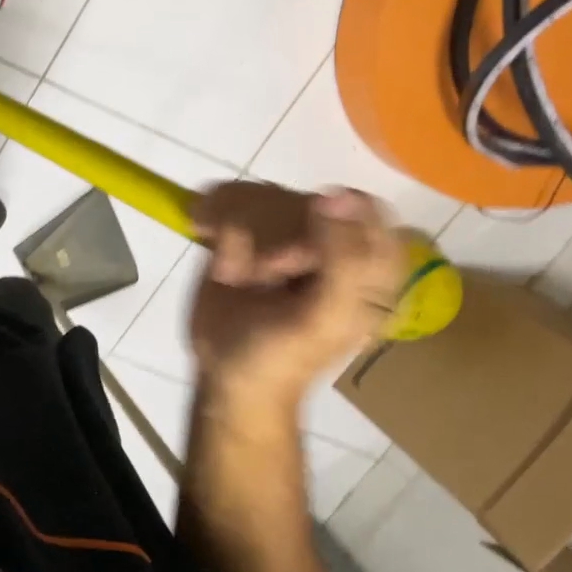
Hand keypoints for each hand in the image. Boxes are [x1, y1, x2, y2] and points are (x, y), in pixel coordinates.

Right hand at [187, 182, 402, 401]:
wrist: (225, 375)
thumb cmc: (279, 357)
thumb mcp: (323, 319)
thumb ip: (344, 261)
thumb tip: (332, 195)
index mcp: (370, 262)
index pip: (357, 208)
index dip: (321, 227)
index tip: (290, 264)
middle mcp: (332, 240)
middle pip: (301, 200)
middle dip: (269, 237)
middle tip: (256, 278)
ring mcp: (284, 234)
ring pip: (262, 195)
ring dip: (235, 230)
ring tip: (229, 271)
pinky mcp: (245, 232)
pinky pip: (229, 198)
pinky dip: (211, 213)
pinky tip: (202, 232)